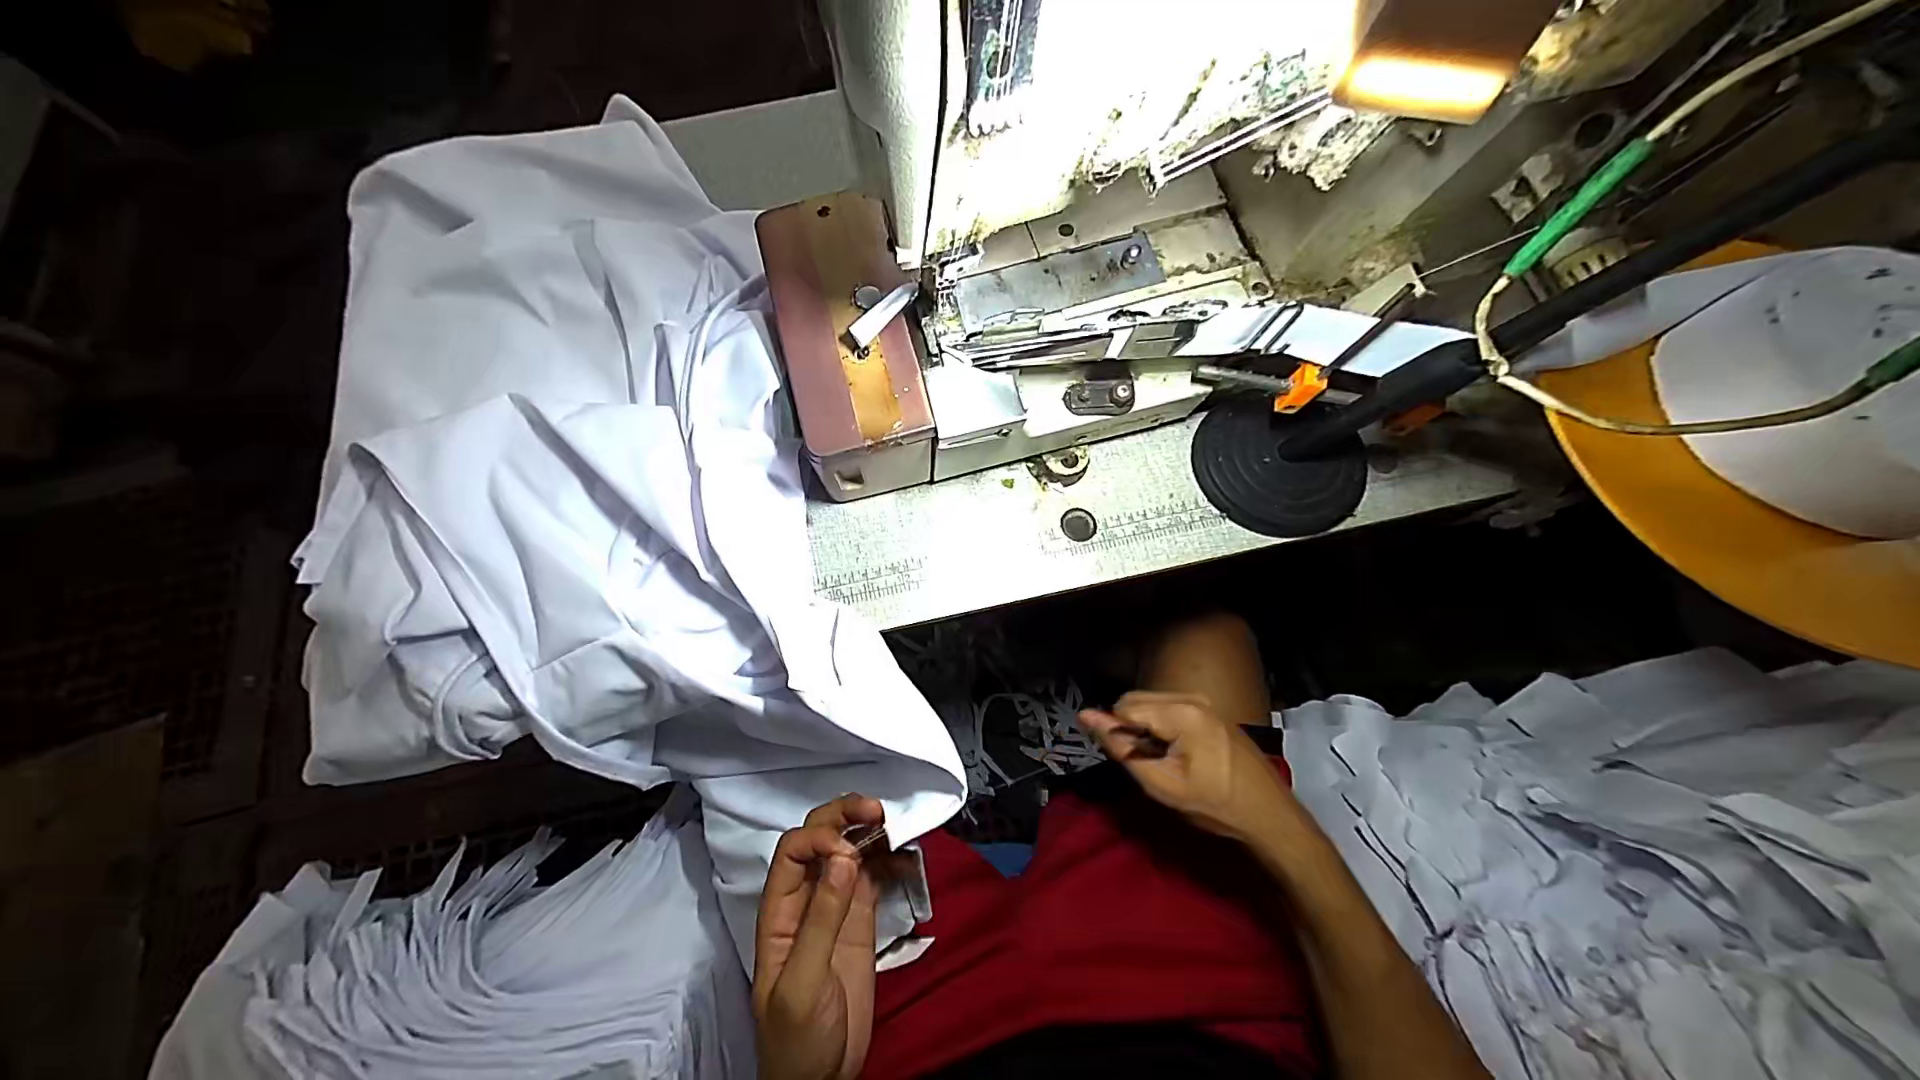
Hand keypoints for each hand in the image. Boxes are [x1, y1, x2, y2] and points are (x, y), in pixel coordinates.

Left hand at [752, 795, 884, 1079]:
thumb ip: (821, 920)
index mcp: (779, 910)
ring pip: (848, 850)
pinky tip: (906, 855)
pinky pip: (875, 876)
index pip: (793, 850)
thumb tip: (843, 857)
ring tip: (894, 824)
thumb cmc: (796, 1039)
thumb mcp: (802, 984)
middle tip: (877, 811)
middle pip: (819, 837)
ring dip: (868, 830)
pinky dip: (890, 859)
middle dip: (843, 816)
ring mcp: (836, 905)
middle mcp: (806, 897)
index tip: (848, 852)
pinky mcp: (861, 919)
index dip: (819, 839)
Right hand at [1079, 691, 1295, 842]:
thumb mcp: (1161, 783)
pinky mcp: (1208, 708)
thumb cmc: (1215, 805)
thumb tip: (1086, 715)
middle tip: (1146, 764)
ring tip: (1161, 760)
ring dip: (1143, 727)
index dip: (1116, 733)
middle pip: (1135, 700)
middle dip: (1129, 728)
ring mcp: (1203, 700)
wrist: (1269, 815)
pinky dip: (1159, 726)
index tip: (1129, 762)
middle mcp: (1191, 696)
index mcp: (1181, 711)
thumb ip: (1121, 747)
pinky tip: (1175, 753)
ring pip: (1149, 702)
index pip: (1123, 706)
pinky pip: (1166, 707)